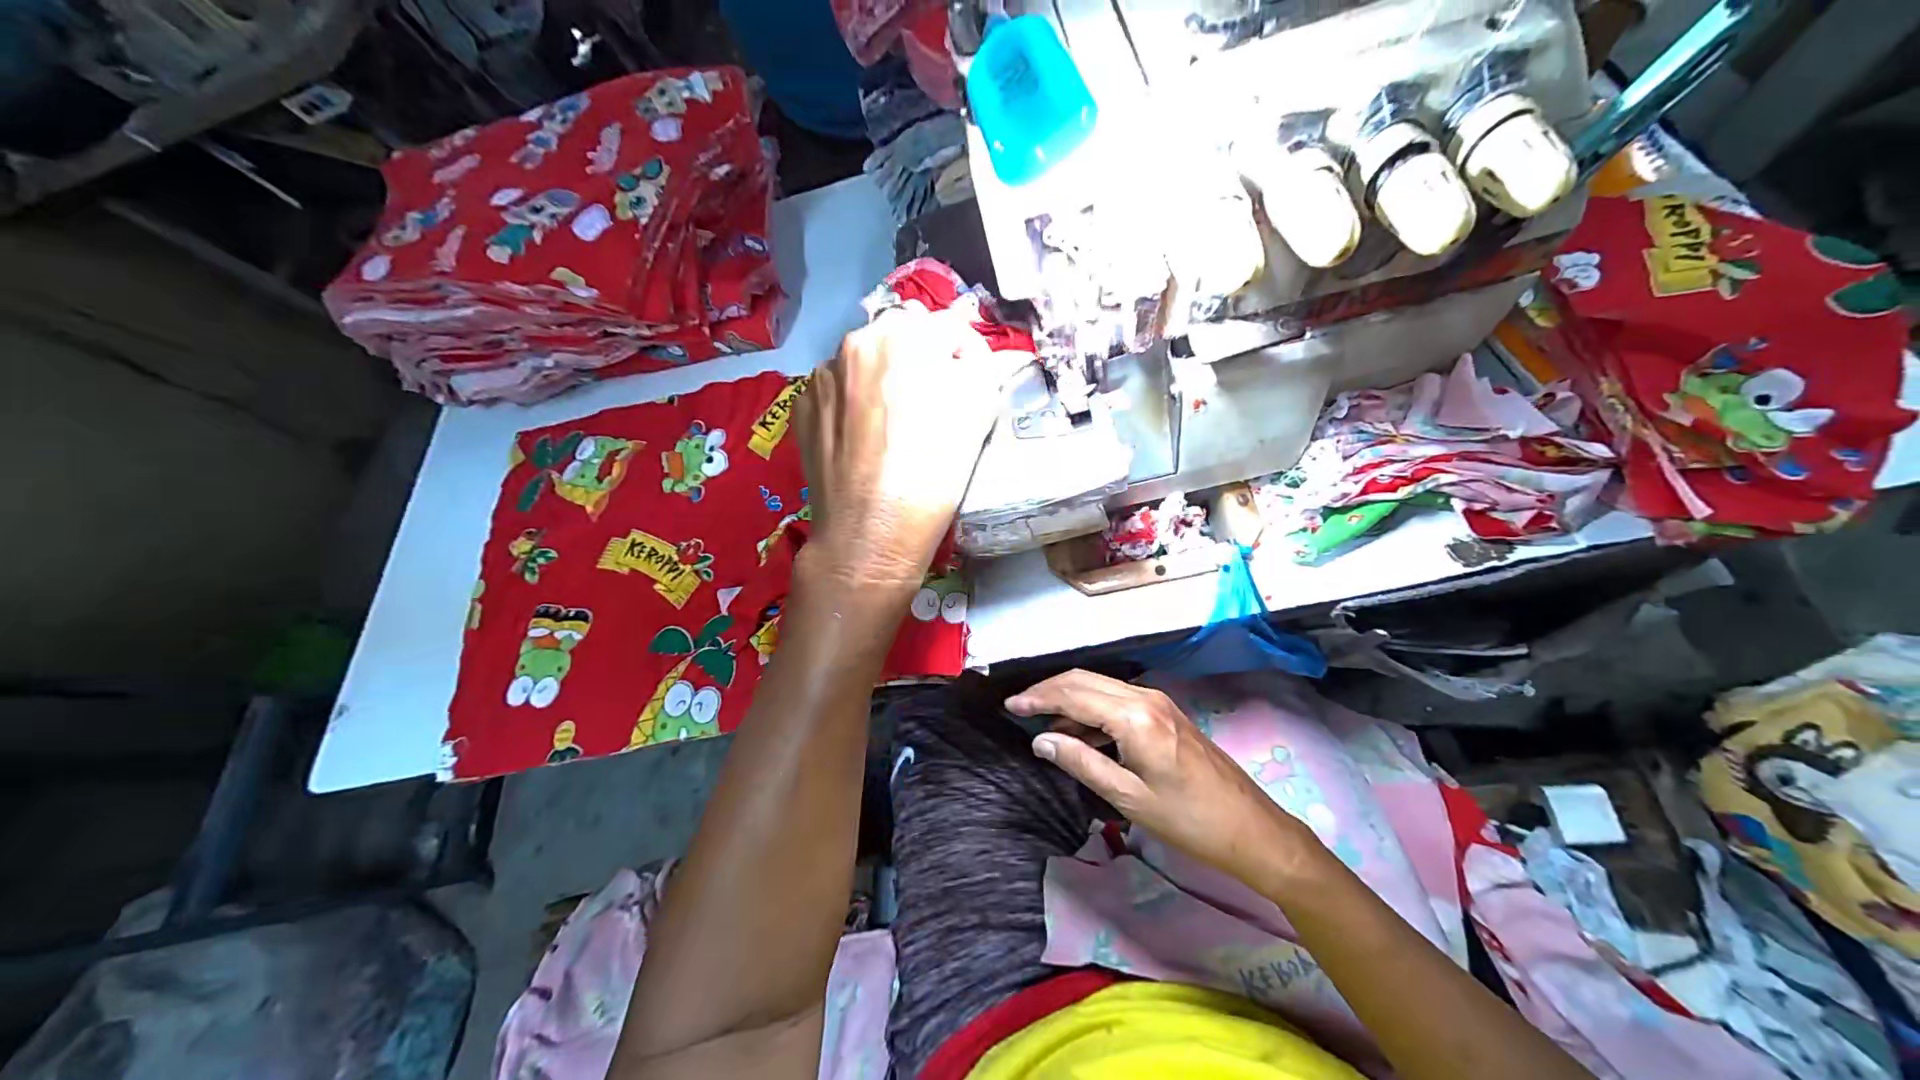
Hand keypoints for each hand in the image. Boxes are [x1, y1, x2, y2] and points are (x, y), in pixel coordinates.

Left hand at [796, 301, 1026, 593]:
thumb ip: (978, 361)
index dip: (960, 356)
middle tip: (928, 408)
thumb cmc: (933, 471)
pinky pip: (837, 395)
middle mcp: (852, 343)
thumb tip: (962, 351)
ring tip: (892, 431)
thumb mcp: (980, 407)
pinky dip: (852, 407)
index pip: (943, 328)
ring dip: (880, 383)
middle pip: (898, 342)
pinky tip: (864, 443)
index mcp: (900, 335)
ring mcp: (820, 378)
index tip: (963, 386)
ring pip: (863, 367)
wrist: (871, 533)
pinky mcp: (801, 410)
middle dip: (917, 364)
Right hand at [1009, 670, 1320, 888]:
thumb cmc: (1188, 820)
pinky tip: (1079, 734)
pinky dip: (1092, 710)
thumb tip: (1041, 741)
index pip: (1074, 694)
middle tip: (1020, 708)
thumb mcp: (1127, 797)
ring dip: (1069, 700)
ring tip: (1042, 725)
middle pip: (1085, 681)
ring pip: (1100, 687)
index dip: (1038, 698)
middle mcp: (1146, 698)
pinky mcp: (1165, 713)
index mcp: (1135, 717)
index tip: (1010, 706)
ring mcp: (1159, 702)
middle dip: (1049, 691)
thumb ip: (1081, 762)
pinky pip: (1117, 700)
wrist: (1250, 828)